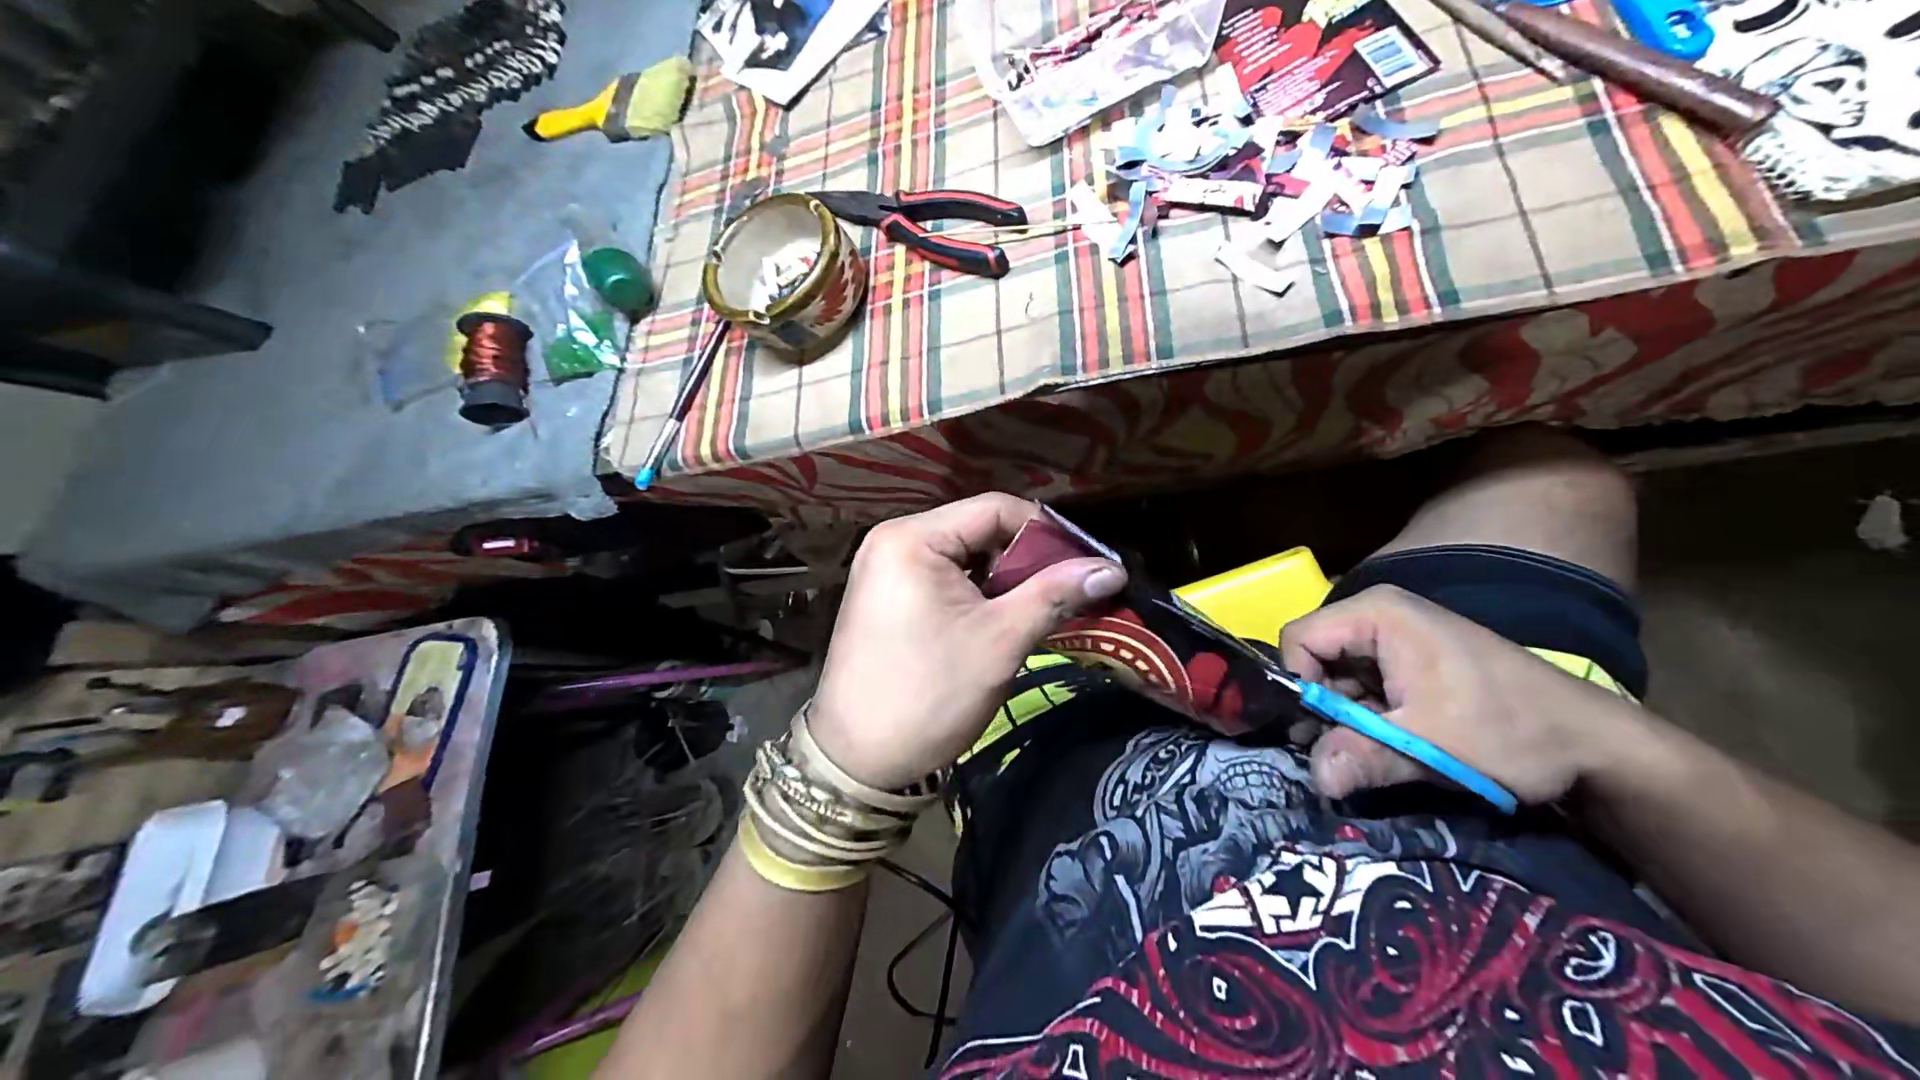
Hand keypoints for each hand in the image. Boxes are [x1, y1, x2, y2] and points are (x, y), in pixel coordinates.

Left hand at [809, 494, 1126, 788]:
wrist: (858, 761)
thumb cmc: (929, 695)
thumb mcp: (1000, 641)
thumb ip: (1055, 594)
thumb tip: (1114, 568)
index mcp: (911, 538)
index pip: (995, 509)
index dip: (1048, 533)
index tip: (1087, 564)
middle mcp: (892, 540)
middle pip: (978, 529)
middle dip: (1027, 558)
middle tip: (1069, 590)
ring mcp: (884, 568)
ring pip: (964, 555)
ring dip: (1005, 577)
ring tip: (1041, 607)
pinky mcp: (885, 595)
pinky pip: (943, 576)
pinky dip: (977, 592)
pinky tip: (1002, 619)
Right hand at [1278, 585, 1639, 804]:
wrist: (1597, 743)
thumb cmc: (1512, 730)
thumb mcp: (1432, 747)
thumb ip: (1364, 757)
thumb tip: (1315, 780)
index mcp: (1378, 613)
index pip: (1299, 639)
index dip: (1300, 685)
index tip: (1325, 728)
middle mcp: (1380, 613)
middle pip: (1314, 657)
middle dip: (1324, 706)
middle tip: (1349, 747)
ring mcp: (1396, 635)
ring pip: (1336, 675)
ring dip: (1347, 717)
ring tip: (1381, 748)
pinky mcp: (1410, 659)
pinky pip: (1362, 684)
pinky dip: (1368, 716)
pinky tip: (1396, 740)